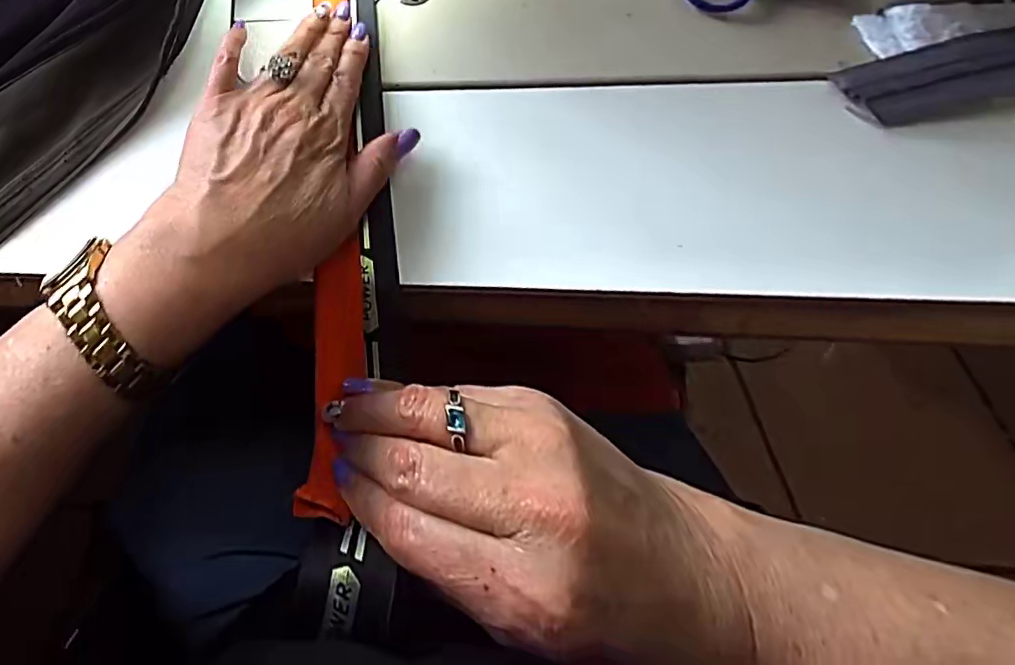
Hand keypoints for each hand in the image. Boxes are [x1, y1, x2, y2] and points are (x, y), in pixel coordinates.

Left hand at [98, 2, 417, 365]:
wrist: (213, 243)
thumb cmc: (272, 237)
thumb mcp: (345, 212)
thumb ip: (376, 167)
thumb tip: (401, 139)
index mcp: (325, 133)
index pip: (346, 82)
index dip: (356, 56)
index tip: (361, 39)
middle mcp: (291, 110)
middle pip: (319, 62)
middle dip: (334, 33)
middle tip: (342, 13)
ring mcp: (254, 105)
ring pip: (286, 56)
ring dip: (303, 31)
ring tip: (315, 13)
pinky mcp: (217, 108)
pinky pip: (227, 64)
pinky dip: (235, 43)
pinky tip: (242, 31)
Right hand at [330, 383, 754, 661]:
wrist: (682, 563)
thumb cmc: (611, 606)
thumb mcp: (519, 622)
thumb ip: (445, 568)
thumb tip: (380, 510)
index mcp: (523, 582)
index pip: (410, 528)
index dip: (363, 499)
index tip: (338, 480)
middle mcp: (531, 503)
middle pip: (414, 462)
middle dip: (362, 445)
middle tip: (332, 434)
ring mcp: (539, 440)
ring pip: (431, 411)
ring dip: (379, 405)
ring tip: (346, 403)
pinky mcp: (542, 405)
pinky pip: (461, 393)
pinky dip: (419, 394)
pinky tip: (394, 394)